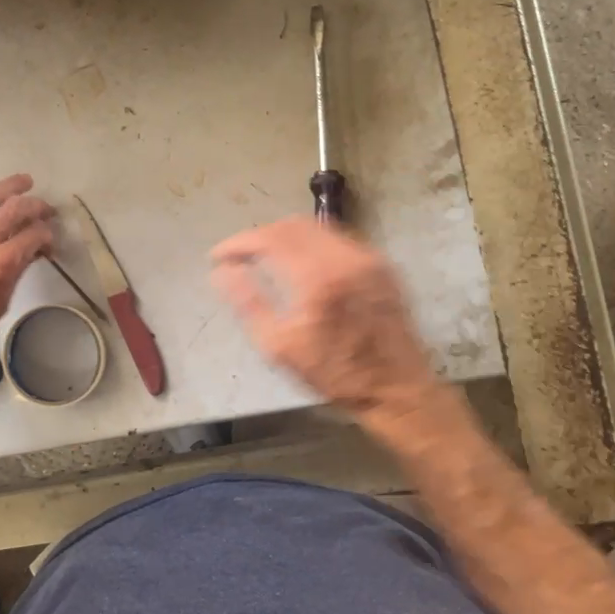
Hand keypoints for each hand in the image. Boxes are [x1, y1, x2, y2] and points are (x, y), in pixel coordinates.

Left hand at [0, 175, 53, 380]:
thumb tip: (30, 252)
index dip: (48, 235)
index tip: (49, 240)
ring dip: (9, 186)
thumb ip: (16, 272)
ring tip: (23, 182)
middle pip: (15, 209)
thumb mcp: (0, 303)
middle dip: (36, 205)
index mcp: (0, 265)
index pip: (34, 236)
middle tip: (45, 208)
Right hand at [211, 217, 437, 418]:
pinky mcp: (381, 266)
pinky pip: (339, 239)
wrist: (395, 388)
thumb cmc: (333, 374)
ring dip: (285, 236)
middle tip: (240, 255)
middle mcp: (345, 258)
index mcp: (317, 277)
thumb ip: (247, 303)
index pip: (269, 238)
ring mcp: (368, 259)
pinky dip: (311, 242)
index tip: (219, 256)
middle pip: (292, 225)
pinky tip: (300, 263)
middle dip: (260, 235)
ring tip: (265, 257)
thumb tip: (222, 272)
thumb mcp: (279, 347)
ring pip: (317, 227)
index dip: (239, 242)